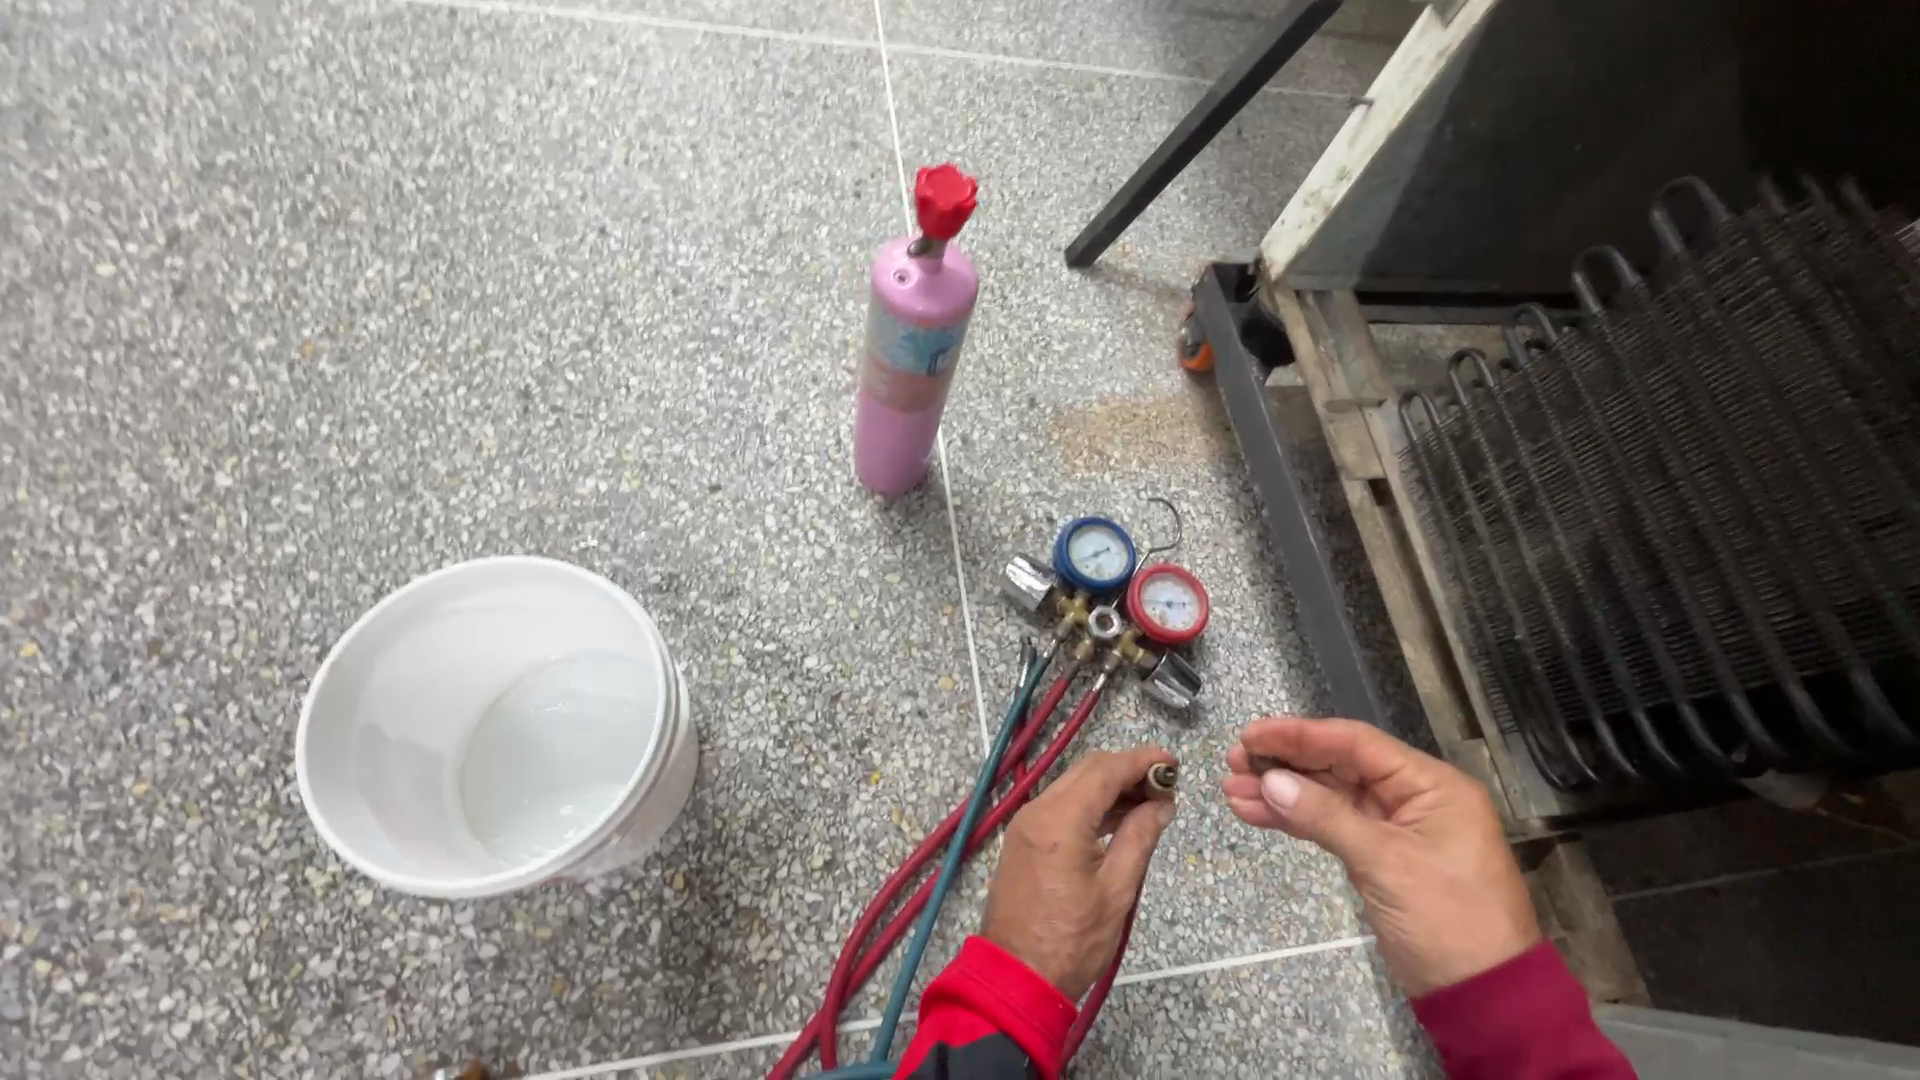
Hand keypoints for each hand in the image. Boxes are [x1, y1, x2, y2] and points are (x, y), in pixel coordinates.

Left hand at [981, 745, 1178, 1000]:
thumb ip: (1139, 838)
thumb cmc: (1072, 940)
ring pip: (1073, 785)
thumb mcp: (1116, 891)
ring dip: (1110, 786)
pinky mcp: (1024, 838)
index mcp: (1060, 819)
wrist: (1016, 977)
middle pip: (1087, 770)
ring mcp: (1026, 823)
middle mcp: (1038, 810)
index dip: (1142, 760)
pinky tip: (1118, 818)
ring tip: (1150, 802)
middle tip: (1165, 785)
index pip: (1105, 770)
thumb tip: (1161, 803)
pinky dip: (1090, 803)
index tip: (1173, 762)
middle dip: (1127, 770)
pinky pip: (1061, 805)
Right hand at [1222, 717, 1538, 995]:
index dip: (1299, 734)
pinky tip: (1254, 812)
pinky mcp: (1375, 854)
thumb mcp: (1387, 863)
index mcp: (1430, 785)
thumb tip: (1271, 782)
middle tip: (1234, 761)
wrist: (1483, 999)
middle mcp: (1411, 796)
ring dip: (1279, 792)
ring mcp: (1391, 826)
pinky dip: (1292, 818)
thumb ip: (1326, 816)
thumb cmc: (1449, 921)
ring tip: (1232, 789)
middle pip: (1336, 764)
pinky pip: (1327, 824)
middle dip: (1283, 762)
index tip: (1251, 735)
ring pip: (1325, 795)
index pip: (1355, 743)